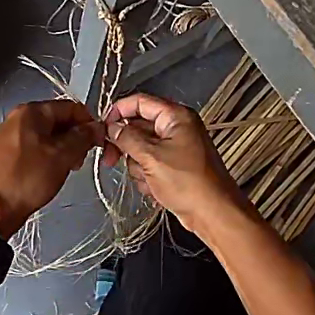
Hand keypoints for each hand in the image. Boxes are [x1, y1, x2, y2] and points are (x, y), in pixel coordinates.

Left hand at [0, 100, 104, 236]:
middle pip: (60, 121)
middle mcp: (20, 118)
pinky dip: (50, 157)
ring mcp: (12, 136)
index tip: (98, 142)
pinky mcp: (8, 153)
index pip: (72, 108)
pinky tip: (51, 173)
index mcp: (31, 112)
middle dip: (76, 138)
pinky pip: (37, 148)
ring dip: (64, 150)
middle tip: (80, 159)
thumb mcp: (62, 155)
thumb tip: (95, 127)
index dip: (89, 124)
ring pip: (50, 136)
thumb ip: (83, 137)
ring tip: (66, 168)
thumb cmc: (25, 179)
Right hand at [101, 93, 247, 232]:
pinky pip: (151, 165)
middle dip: (125, 146)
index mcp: (176, 116)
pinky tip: (155, 188)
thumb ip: (127, 138)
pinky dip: (148, 177)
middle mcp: (178, 127)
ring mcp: (177, 147)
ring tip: (148, 179)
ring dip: (138, 166)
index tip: (102, 127)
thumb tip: (112, 127)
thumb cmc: (188, 182)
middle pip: (138, 126)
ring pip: (141, 149)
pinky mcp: (175, 166)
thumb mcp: (151, 156)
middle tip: (111, 160)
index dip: (118, 111)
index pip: (140, 102)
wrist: (212, 212)